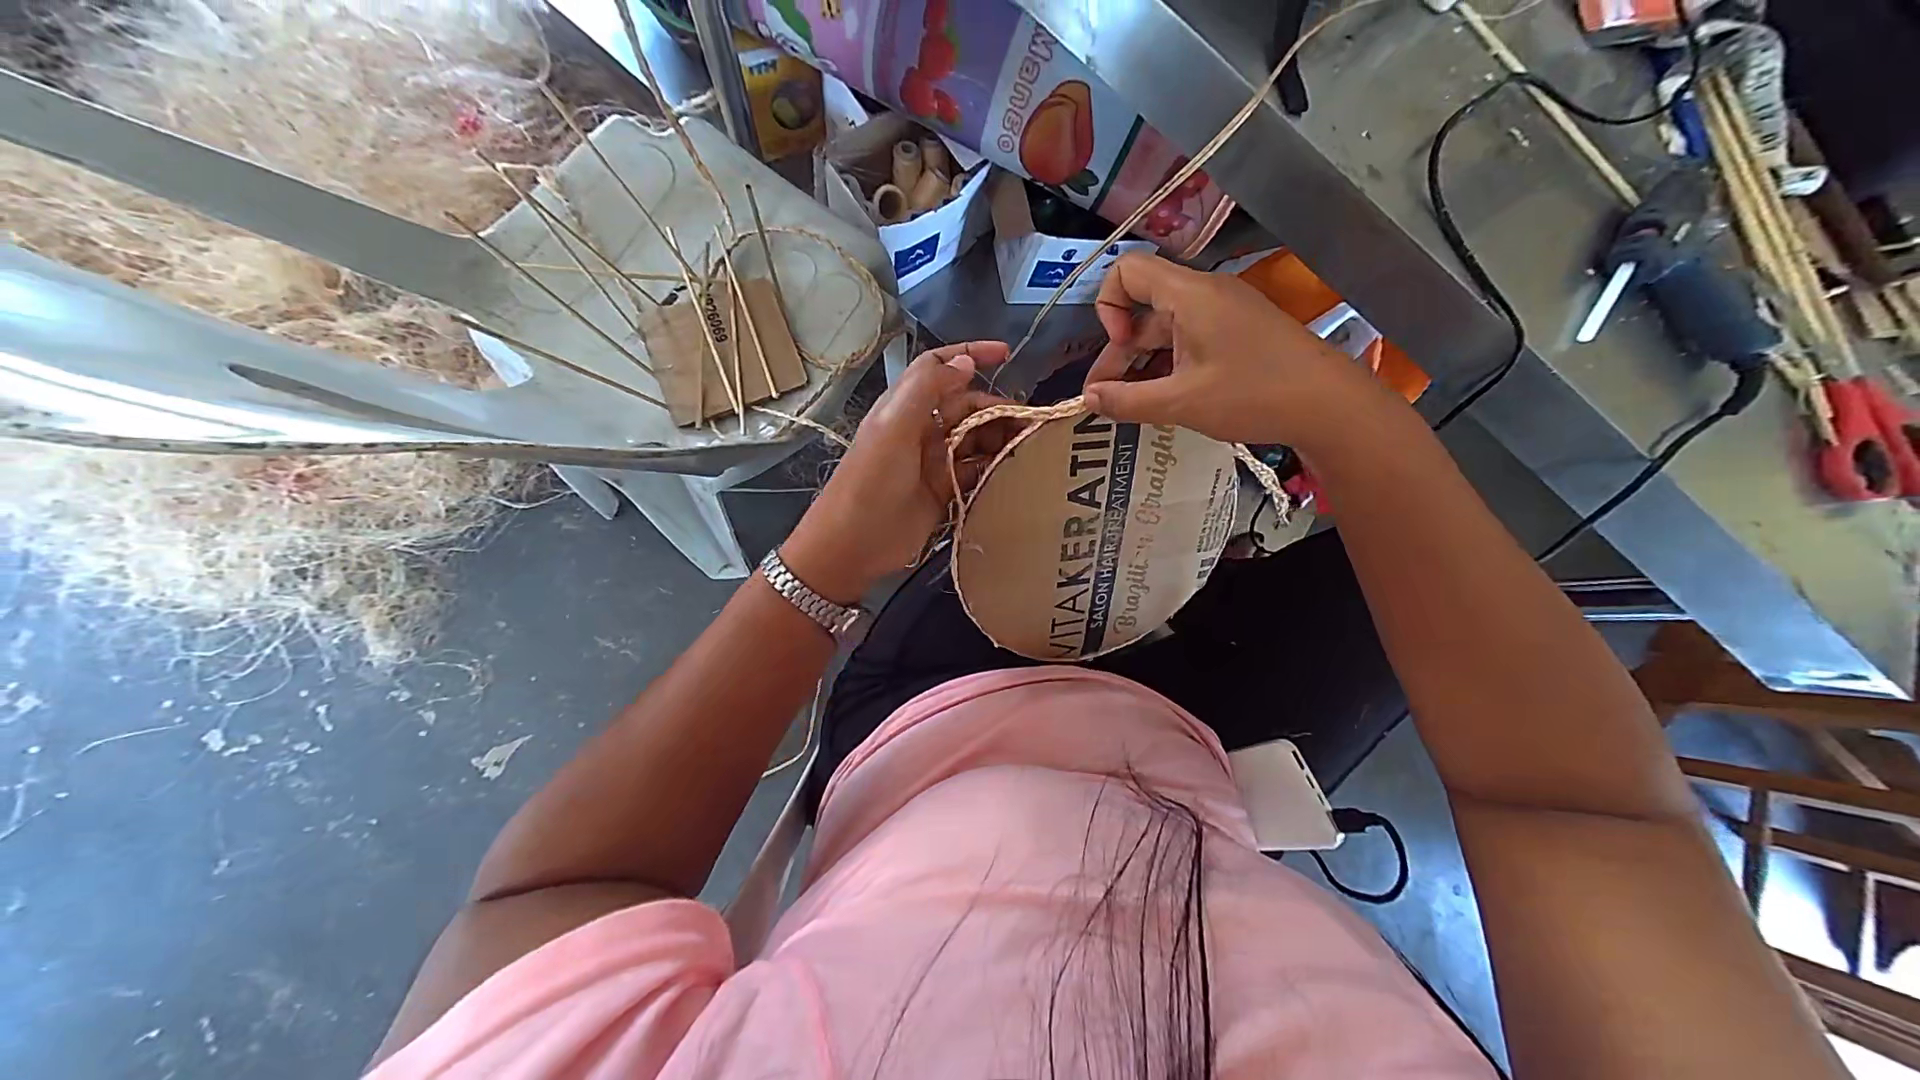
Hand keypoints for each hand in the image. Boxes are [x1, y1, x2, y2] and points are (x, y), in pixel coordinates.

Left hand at [780, 342, 1014, 602]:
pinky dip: (996, 468)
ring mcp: (934, 462)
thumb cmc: (870, 482)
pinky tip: (1018, 471)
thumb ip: (927, 390)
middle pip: (968, 407)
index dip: (971, 355)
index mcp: (906, 407)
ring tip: (1033, 445)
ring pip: (976, 439)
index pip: (941, 369)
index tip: (1007, 353)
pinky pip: (976, 472)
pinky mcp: (944, 492)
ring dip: (1002, 438)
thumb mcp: (894, 428)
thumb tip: (966, 363)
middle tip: (1032, 422)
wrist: (852, 544)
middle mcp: (922, 429)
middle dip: (998, 408)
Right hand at [1080, 254, 1399, 448]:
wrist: (1329, 405)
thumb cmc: (1253, 395)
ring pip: (1164, 331)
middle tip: (1107, 399)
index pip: (1127, 271)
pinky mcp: (1237, 334)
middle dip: (1119, 353)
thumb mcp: (1181, 403)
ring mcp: (1223, 314)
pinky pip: (1188, 342)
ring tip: (1131, 407)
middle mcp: (1204, 295)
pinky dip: (1168, 367)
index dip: (1108, 307)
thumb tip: (1088, 399)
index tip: (1119, 347)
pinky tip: (1164, 401)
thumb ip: (1127, 401)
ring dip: (1141, 366)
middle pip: (1143, 309)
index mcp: (1189, 295)